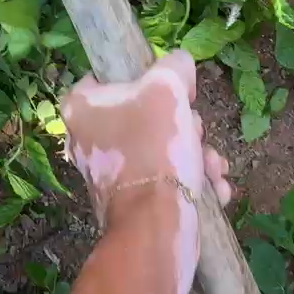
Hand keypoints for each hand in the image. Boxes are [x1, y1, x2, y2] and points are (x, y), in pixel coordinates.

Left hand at [59, 50, 233, 226]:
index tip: (170, 88)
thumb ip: (175, 65)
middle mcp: (87, 139)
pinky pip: (163, 177)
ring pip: (160, 146)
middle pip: (143, 112)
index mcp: (80, 107)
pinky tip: (213, 188)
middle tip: (195, 131)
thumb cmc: (155, 148)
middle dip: (182, 123)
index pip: (108, 75)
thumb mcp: (168, 88)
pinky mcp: (130, 202)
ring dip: (194, 152)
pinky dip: (190, 180)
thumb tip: (180, 64)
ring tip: (210, 165)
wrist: (157, 229)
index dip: (145, 76)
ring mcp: (108, 173)